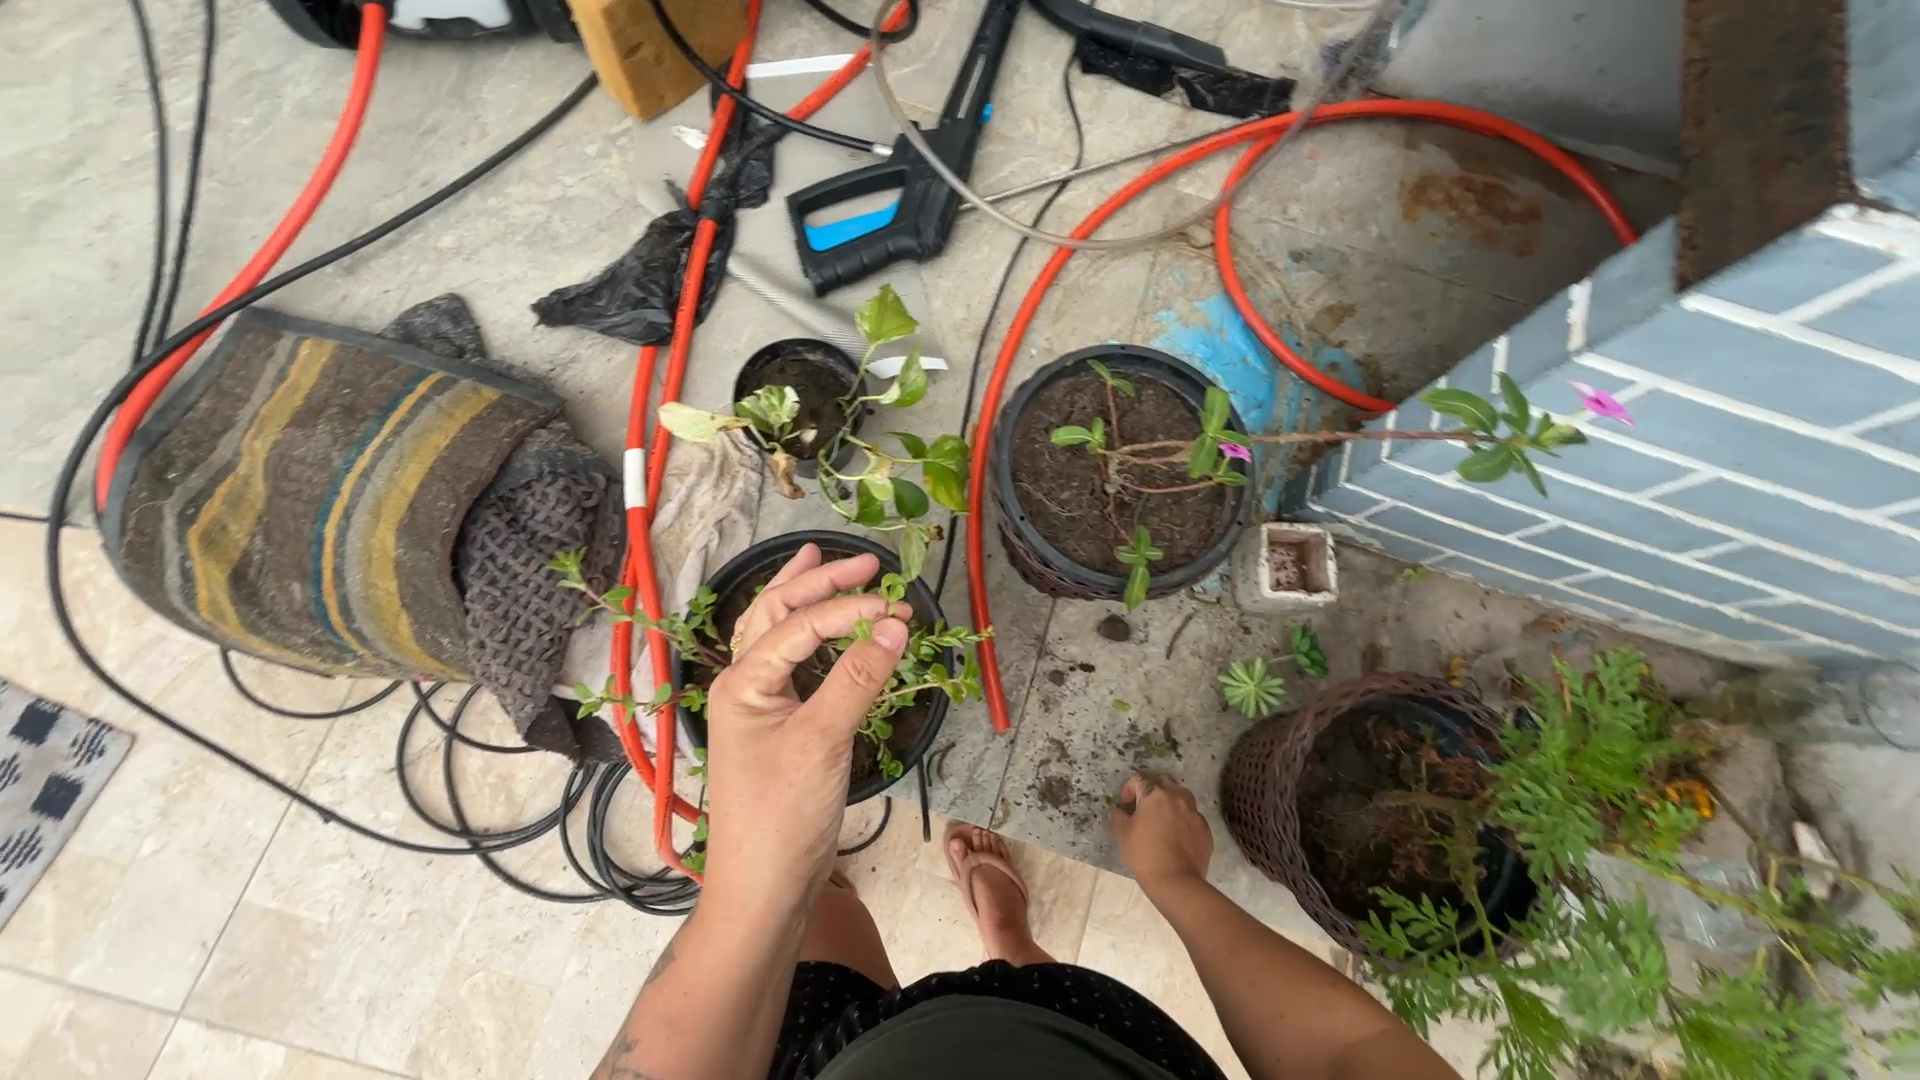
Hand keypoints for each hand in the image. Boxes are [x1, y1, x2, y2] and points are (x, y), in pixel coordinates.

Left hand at [700, 544, 909, 908]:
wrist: (763, 889)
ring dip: (801, 598)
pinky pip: (790, 664)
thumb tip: (896, 624)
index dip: (850, 609)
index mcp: (743, 682)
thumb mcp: (823, 741)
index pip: (801, 626)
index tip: (900, 608)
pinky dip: (808, 636)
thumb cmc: (784, 815)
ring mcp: (758, 705)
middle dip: (818, 582)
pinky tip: (822, 628)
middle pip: (777, 614)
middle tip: (865, 562)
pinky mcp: (777, 726)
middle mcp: (744, 684)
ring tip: (821, 562)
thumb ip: (858, 678)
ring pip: (776, 635)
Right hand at [1111, 772, 1212, 892]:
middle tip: (1143, 807)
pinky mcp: (1205, 829)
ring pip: (1181, 797)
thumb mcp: (1123, 834)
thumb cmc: (1145, 854)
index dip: (1129, 788)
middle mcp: (1177, 798)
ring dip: (1170, 801)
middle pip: (1163, 782)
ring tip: (1162, 818)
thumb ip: (1119, 817)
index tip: (1126, 805)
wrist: (1176, 881)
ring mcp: (1194, 813)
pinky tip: (1176, 836)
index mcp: (1155, 795)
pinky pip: (1192, 816)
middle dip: (1151, 790)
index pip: (1140, 779)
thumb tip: (1119, 811)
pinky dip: (1183, 819)